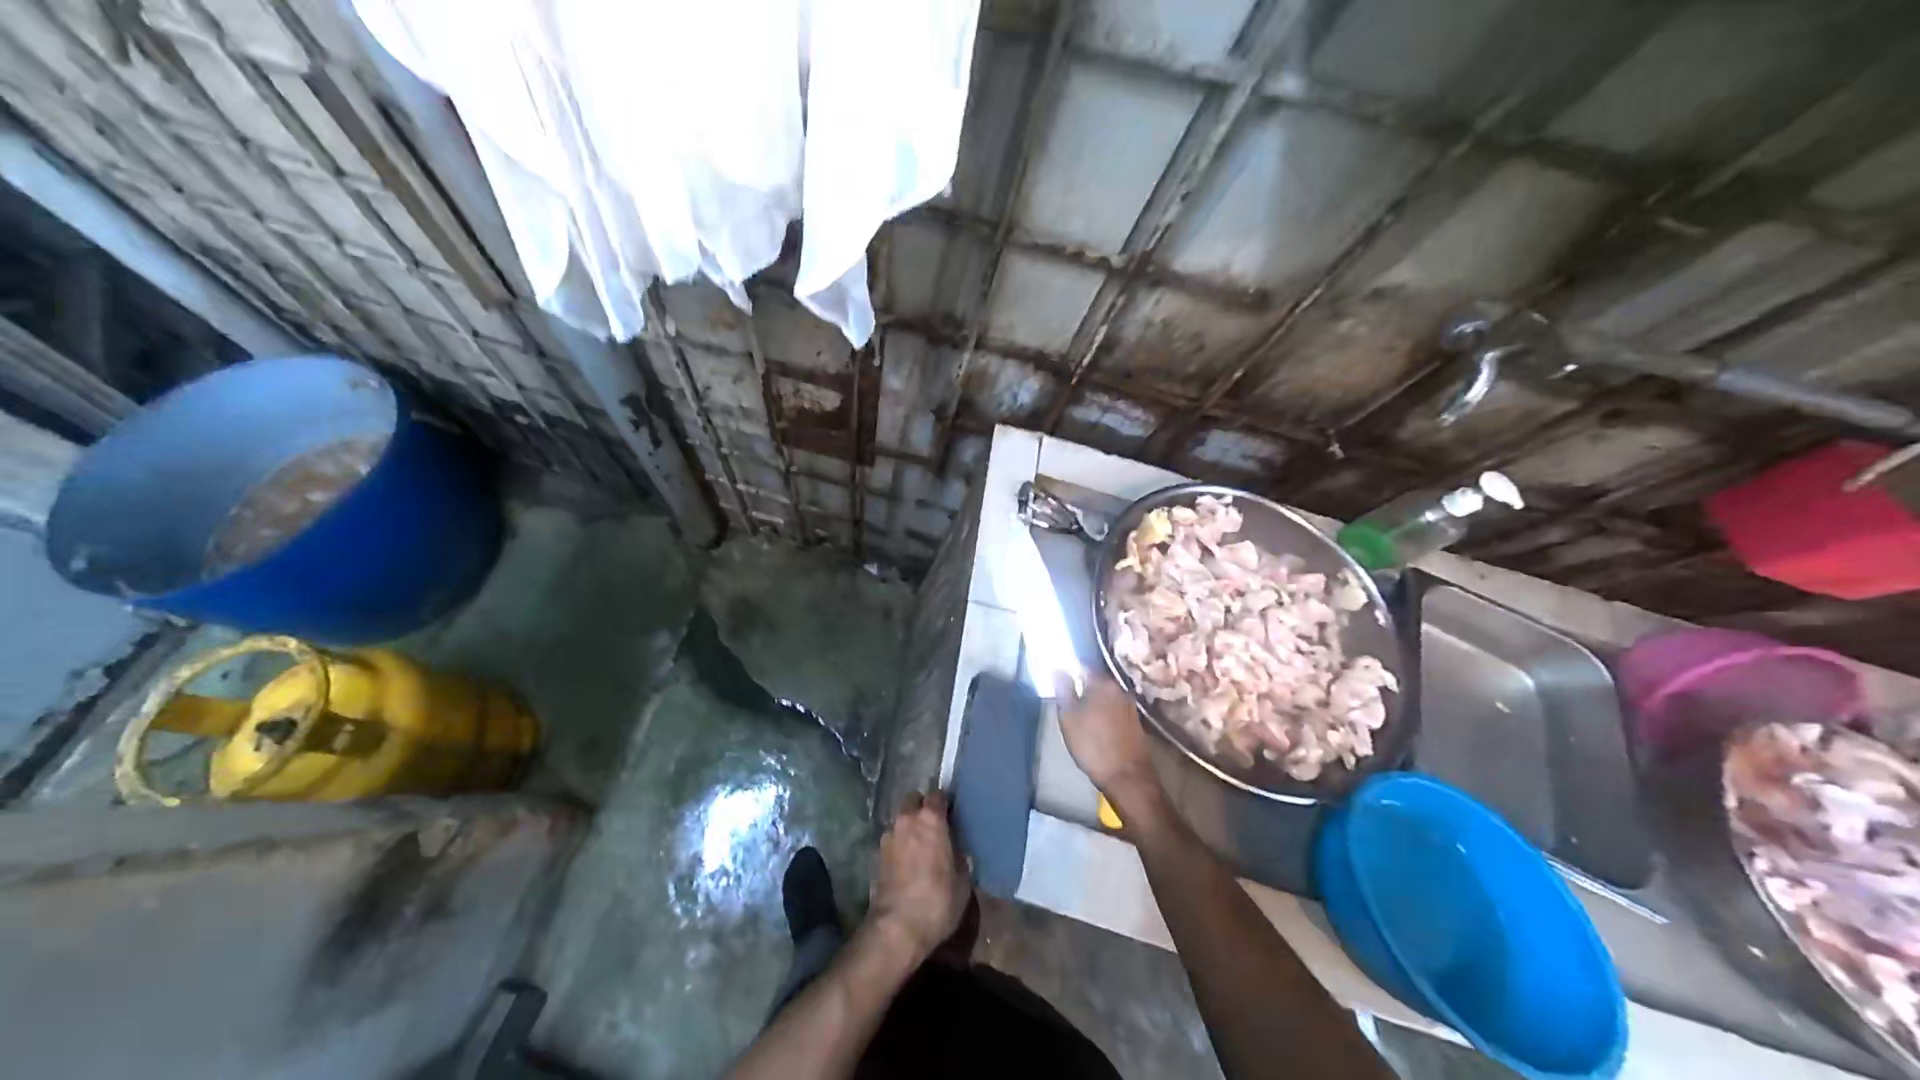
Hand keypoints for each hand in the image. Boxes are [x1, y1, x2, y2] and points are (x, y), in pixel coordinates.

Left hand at [867, 791, 969, 962]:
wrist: (897, 928)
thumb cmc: (938, 900)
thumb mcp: (962, 881)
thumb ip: (961, 857)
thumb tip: (958, 851)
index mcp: (930, 820)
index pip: (938, 794)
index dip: (946, 802)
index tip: (953, 813)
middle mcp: (906, 820)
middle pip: (913, 800)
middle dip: (923, 807)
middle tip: (935, 826)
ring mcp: (888, 837)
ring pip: (900, 819)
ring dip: (910, 826)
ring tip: (920, 846)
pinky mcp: (876, 856)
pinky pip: (892, 840)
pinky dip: (900, 844)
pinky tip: (908, 862)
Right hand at [1057, 673, 1160, 810]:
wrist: (1126, 776)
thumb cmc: (1092, 745)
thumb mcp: (1069, 717)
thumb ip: (1064, 690)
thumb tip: (1060, 669)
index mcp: (1103, 683)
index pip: (1084, 665)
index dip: (1071, 669)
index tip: (1061, 678)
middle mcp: (1120, 688)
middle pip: (1097, 679)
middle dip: (1083, 685)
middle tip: (1068, 697)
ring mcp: (1130, 704)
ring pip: (1107, 694)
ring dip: (1095, 699)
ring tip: (1081, 712)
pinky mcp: (1135, 720)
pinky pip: (1114, 707)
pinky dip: (1105, 711)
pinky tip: (1097, 723)